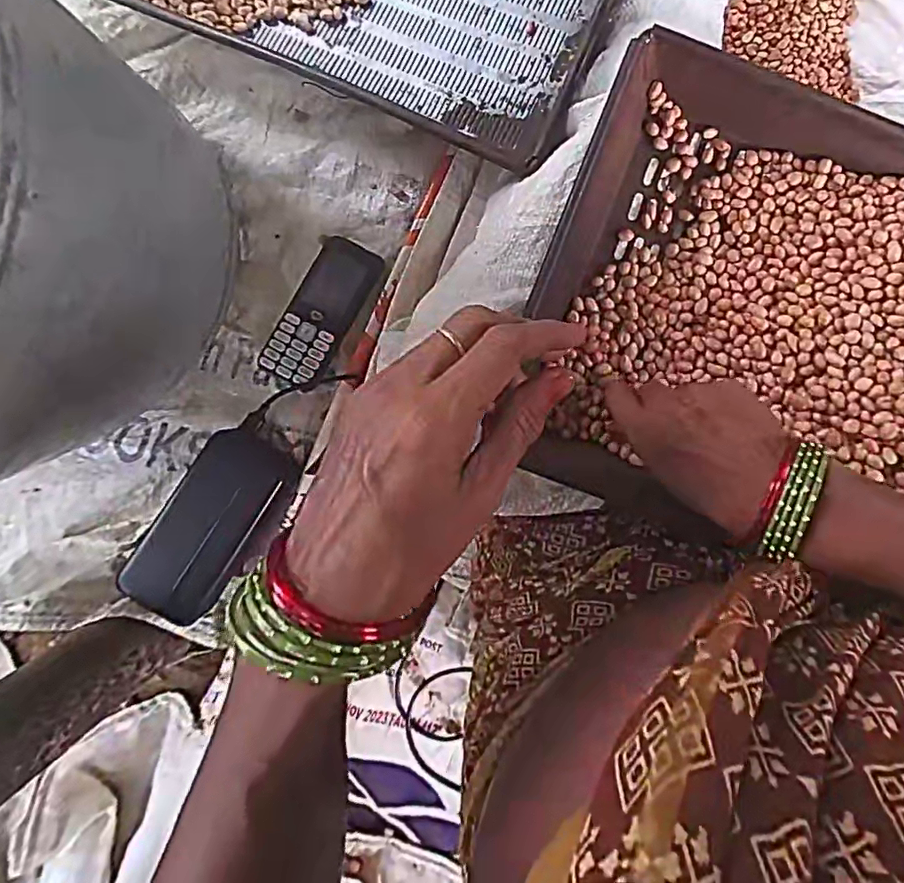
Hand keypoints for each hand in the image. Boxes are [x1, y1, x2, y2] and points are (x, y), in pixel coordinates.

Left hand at [284, 306, 585, 622]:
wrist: (331, 581)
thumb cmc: (405, 551)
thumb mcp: (480, 491)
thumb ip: (521, 425)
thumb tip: (555, 382)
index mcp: (432, 418)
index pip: (501, 345)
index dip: (546, 334)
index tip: (572, 337)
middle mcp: (397, 391)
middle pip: (470, 323)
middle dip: (517, 329)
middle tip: (547, 355)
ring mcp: (374, 390)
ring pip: (444, 337)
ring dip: (486, 347)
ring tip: (512, 388)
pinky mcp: (363, 398)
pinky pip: (420, 360)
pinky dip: (456, 364)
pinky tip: (472, 400)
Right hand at [602, 379, 791, 543]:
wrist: (764, 483)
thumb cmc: (710, 493)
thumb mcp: (664, 474)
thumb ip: (648, 442)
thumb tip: (643, 429)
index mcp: (643, 427)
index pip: (615, 393)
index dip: (622, 397)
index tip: (627, 402)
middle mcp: (666, 401)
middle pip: (652, 390)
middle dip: (660, 404)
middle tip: (677, 427)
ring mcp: (698, 389)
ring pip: (687, 391)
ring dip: (694, 406)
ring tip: (714, 433)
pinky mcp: (728, 384)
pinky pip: (716, 390)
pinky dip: (721, 403)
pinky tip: (734, 426)